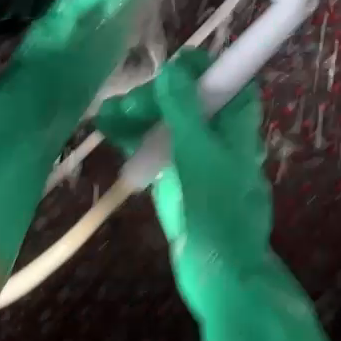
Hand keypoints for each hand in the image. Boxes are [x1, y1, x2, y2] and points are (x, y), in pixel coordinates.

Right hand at [96, 51, 328, 340]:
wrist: (221, 273)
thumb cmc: (218, 206)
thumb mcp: (199, 151)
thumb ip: (184, 107)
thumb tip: (172, 67)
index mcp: (236, 122)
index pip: (222, 76)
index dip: (195, 67)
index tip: (165, 67)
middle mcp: (217, 131)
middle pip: (184, 97)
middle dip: (153, 96)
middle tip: (125, 105)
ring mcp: (194, 154)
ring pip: (164, 120)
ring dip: (135, 113)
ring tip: (104, 114)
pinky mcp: (174, 174)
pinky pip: (151, 145)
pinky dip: (130, 135)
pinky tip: (105, 126)